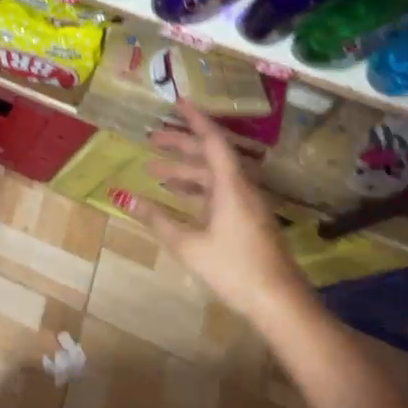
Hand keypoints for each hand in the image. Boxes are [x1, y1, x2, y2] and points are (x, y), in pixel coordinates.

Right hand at [124, 101, 311, 323]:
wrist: (282, 306)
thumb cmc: (234, 269)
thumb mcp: (187, 244)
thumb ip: (156, 218)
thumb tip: (125, 196)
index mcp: (230, 187)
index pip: (213, 141)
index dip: (195, 120)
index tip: (178, 102)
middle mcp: (242, 190)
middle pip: (212, 156)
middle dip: (182, 145)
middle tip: (151, 139)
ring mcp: (248, 207)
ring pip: (215, 176)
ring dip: (186, 169)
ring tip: (156, 172)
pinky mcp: (249, 223)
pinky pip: (219, 192)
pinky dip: (197, 188)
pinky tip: (179, 198)